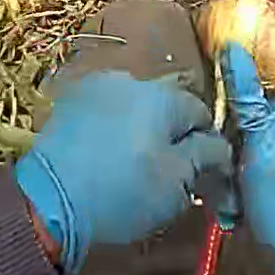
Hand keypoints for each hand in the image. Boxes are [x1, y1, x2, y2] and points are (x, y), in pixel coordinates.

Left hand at [15, 71, 231, 272]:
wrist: (52, 194)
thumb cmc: (123, 189)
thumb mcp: (176, 183)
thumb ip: (206, 156)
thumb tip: (221, 146)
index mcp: (162, 96)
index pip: (201, 113)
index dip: (205, 144)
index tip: (199, 174)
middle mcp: (132, 79)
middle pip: (167, 106)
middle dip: (171, 135)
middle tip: (164, 175)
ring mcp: (99, 85)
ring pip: (135, 106)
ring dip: (140, 128)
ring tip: (129, 166)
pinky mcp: (73, 99)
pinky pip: (107, 110)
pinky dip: (112, 127)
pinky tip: (104, 155)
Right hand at [221, 46, 274, 274]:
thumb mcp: (261, 143)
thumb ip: (246, 99)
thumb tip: (233, 47)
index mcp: (269, 111)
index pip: (231, 82)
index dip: (209, 88)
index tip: (188, 100)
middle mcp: (259, 129)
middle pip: (215, 116)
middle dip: (205, 137)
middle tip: (205, 158)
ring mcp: (250, 158)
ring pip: (211, 146)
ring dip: (209, 168)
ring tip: (219, 190)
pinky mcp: (241, 184)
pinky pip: (215, 173)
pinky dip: (215, 188)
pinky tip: (223, 205)